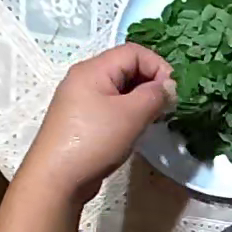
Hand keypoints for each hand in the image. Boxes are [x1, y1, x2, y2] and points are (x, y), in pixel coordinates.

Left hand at [19, 44, 174, 201]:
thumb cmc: (94, 141)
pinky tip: (136, 129)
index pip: (134, 52)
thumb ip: (155, 95)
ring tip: (155, 118)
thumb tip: (170, 87)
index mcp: (93, 69)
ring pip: (120, 88)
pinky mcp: (82, 120)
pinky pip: (111, 105)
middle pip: (127, 67)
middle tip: (168, 106)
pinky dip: (129, 112)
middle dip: (152, 82)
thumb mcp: (131, 115)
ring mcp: (81, 100)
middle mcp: (84, 78)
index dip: (159, 66)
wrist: (56, 179)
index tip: (174, 92)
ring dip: (142, 99)